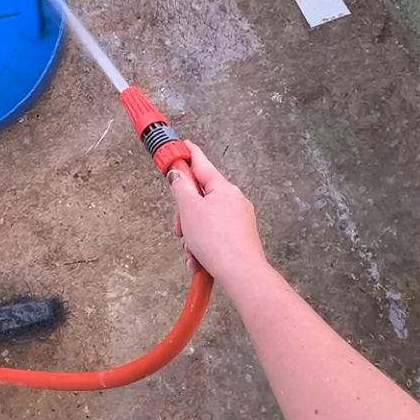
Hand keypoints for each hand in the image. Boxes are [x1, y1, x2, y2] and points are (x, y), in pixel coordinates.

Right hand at [171, 142, 268, 286]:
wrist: (241, 273)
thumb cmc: (216, 240)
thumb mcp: (189, 209)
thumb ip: (181, 187)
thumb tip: (177, 172)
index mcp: (223, 188)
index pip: (201, 164)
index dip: (188, 154)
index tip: (181, 145)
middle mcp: (234, 200)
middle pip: (200, 197)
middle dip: (186, 214)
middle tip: (181, 229)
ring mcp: (239, 219)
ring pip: (205, 219)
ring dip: (192, 234)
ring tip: (191, 251)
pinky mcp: (240, 237)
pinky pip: (215, 235)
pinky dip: (203, 245)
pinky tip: (198, 260)